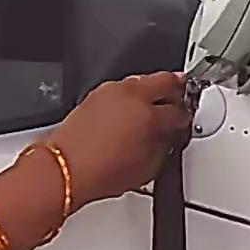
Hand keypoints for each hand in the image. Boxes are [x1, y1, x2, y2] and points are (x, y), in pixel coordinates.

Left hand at [46, 72, 190, 208]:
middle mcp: (132, 97)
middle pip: (164, 80)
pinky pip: (122, 85)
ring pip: (142, 79)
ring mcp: (113, 91)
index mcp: (149, 116)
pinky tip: (132, 104)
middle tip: (181, 93)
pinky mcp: (97, 92)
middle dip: (176, 87)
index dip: (185, 117)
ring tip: (157, 99)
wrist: (65, 167)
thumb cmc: (99, 171)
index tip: (184, 119)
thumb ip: (163, 147)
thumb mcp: (146, 169)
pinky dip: (132, 92)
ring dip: (153, 86)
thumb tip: (167, 138)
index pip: (177, 111)